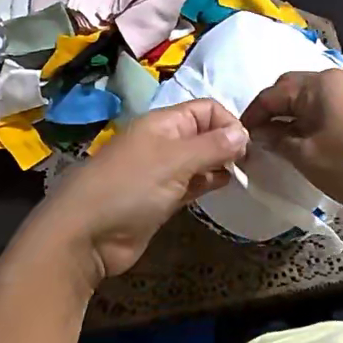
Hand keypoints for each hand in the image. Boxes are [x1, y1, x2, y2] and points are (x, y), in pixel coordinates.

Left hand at [26, 100, 249, 284]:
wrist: (88, 233)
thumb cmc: (130, 188)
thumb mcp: (174, 160)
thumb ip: (211, 146)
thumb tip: (243, 132)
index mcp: (162, 124)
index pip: (204, 109)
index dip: (228, 122)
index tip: (249, 146)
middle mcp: (162, 143)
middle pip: (203, 134)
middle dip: (228, 144)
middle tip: (255, 164)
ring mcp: (159, 173)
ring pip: (198, 161)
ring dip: (219, 165)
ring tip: (246, 176)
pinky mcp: (159, 200)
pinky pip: (189, 185)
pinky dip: (207, 184)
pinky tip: (224, 188)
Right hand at [240, 69, 342, 226]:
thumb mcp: (304, 155)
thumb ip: (275, 139)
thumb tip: (258, 133)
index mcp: (319, 83)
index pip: (272, 93)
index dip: (252, 115)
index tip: (239, 137)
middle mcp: (338, 78)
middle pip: (292, 89)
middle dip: (272, 112)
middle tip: (257, 139)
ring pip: (311, 99)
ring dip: (292, 117)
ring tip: (280, 143)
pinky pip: (329, 106)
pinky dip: (312, 120)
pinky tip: (307, 141)